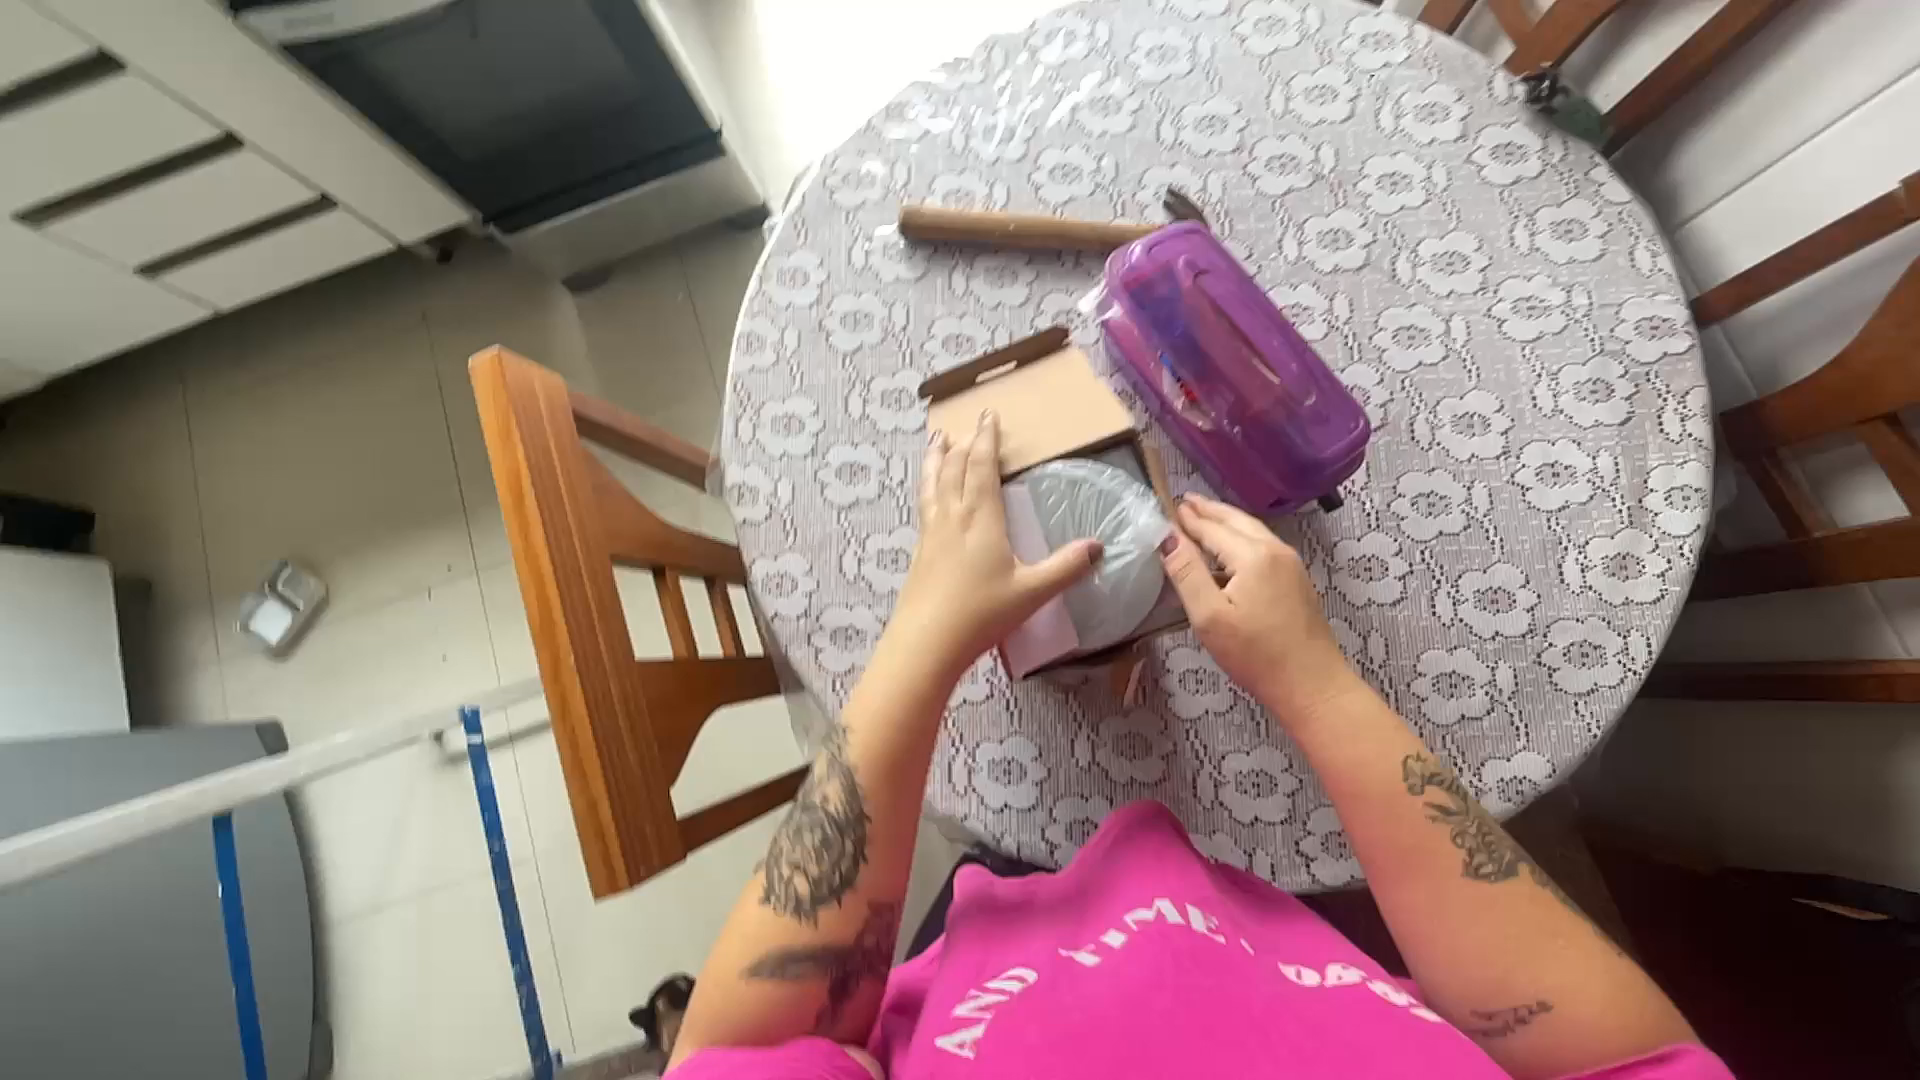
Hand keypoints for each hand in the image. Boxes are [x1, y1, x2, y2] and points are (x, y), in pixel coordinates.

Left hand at [887, 410, 1101, 676]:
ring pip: (932, 484)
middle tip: (964, 426)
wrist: (927, 642)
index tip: (988, 417)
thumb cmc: (981, 613)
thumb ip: (1066, 567)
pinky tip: (929, 497)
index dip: (986, 440)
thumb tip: (1099, 546)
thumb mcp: (1032, 592)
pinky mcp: (919, 552)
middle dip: (961, 444)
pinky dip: (927, 488)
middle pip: (953, 469)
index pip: (981, 467)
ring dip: (935, 460)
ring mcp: (931, 534)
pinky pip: (924, 506)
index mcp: (981, 519)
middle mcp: (953, 517)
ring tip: (935, 442)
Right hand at [1158, 493, 1363, 720]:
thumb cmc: (1255, 654)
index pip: (1212, 528)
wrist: (1312, 685)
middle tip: (1184, 502)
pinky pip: (1263, 545)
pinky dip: (1241, 536)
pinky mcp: (1296, 580)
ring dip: (1226, 521)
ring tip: (1203, 516)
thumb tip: (1167, 537)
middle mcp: (1275, 550)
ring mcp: (1290, 565)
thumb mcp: (1209, 616)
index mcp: (1252, 555)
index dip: (1187, 519)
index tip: (1166, 506)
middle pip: (1236, 521)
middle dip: (1209, 510)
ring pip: (1253, 531)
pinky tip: (1230, 547)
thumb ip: (1186, 573)